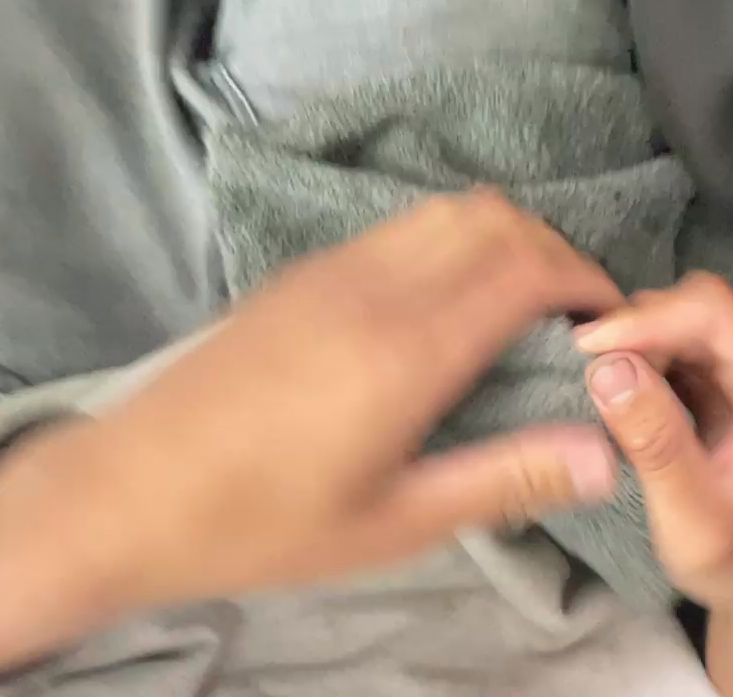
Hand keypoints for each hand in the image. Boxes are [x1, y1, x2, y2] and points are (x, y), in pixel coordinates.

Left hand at [0, 190, 624, 676]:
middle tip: (576, 312)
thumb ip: (507, 478)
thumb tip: (604, 455)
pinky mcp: (314, 266)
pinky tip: (458, 292)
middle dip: (558, 252)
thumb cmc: (263, 523)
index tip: (610, 319)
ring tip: (526, 296)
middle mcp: (379, 286)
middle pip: (499, 221)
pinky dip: (463, 236)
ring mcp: (341, 265)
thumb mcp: (395, 524)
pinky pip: (412, 222)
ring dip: (510, 236)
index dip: (586, 280)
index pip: (525, 269)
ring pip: (455, 209)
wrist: (122, 491)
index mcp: (406, 349)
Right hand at [575, 273, 732, 614]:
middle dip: (640, 329)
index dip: (648, 318)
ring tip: (606, 388)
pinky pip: (680, 343)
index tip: (587, 348)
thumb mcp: (696, 524)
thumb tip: (606, 369)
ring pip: (685, 318)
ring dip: (640, 342)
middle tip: (592, 373)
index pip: (713, 310)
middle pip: (698, 305)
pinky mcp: (730, 378)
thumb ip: (657, 446)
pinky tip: (624, 392)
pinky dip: (645, 357)